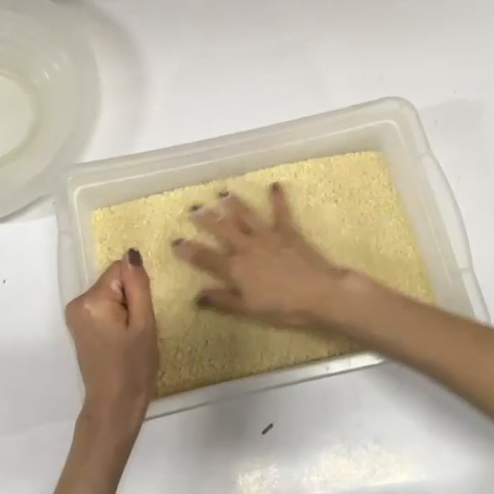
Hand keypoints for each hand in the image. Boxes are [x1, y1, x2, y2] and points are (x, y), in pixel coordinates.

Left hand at [64, 253, 158, 434]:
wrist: (114, 406)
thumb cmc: (134, 367)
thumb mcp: (144, 324)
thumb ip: (138, 285)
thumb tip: (131, 254)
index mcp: (92, 299)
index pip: (121, 270)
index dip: (137, 290)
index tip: (141, 316)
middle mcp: (77, 302)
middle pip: (114, 282)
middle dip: (130, 300)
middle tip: (137, 330)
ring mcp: (75, 316)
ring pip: (110, 295)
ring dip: (124, 311)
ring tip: (130, 338)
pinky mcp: (79, 327)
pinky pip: (103, 309)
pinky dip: (115, 319)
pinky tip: (121, 341)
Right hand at [174, 184, 349, 327]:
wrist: (318, 293)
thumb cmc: (283, 307)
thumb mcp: (248, 309)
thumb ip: (222, 300)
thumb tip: (196, 297)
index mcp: (235, 268)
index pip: (205, 257)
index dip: (188, 249)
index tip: (174, 241)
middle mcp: (246, 246)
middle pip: (221, 228)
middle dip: (205, 217)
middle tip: (193, 207)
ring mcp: (267, 236)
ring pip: (245, 215)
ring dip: (233, 202)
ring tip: (222, 193)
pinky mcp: (287, 231)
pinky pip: (281, 211)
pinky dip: (278, 198)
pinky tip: (275, 185)